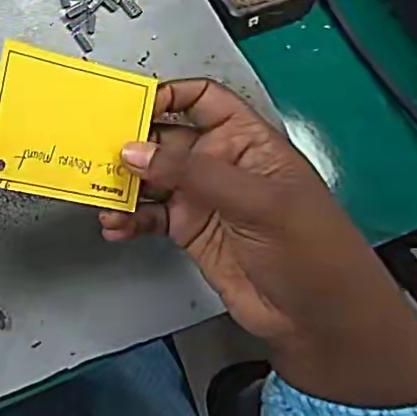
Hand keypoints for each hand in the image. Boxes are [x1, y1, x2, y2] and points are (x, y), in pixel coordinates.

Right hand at [101, 79, 416, 406]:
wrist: (319, 320)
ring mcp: (200, 197)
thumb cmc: (313, 251)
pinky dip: (127, 219)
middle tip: (97, 154)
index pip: (202, 100)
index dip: (168, 95)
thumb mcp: (257, 202)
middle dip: (130, 145)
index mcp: (246, 141)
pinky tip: (116, 226)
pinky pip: (147, 215)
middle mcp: (218, 164)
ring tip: (102, 197)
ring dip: (122, 186)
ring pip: (148, 179)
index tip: (131, 106)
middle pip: (163, 139)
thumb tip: (134, 152)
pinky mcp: (186, 229)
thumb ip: (193, 174)